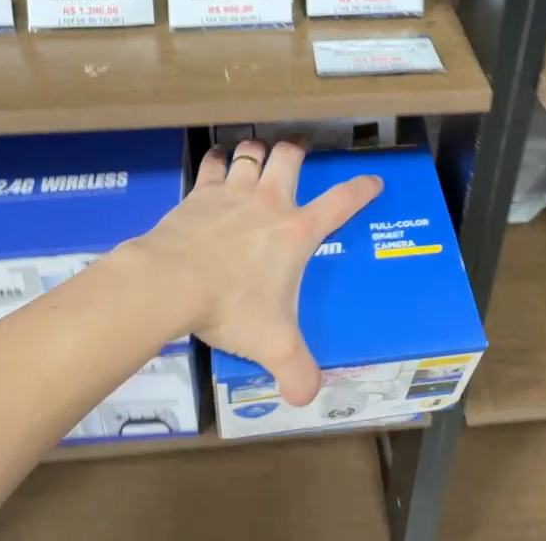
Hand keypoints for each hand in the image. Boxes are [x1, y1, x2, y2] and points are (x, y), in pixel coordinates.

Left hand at [113, 140, 380, 405]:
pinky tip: (217, 160)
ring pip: (251, 153)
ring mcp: (232, 192)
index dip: (361, 189)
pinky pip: (213, 163)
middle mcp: (269, 202)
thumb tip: (307, 397)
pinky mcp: (200, 193)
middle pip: (290, 157)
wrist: (172, 281)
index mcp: (296, 232)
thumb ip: (297, 371)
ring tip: (257, 151)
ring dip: (256, 150)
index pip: (340, 203)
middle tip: (299, 148)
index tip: (372, 180)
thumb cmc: (230, 306)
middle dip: (297, 148)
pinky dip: (218, 159)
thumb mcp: (273, 344)